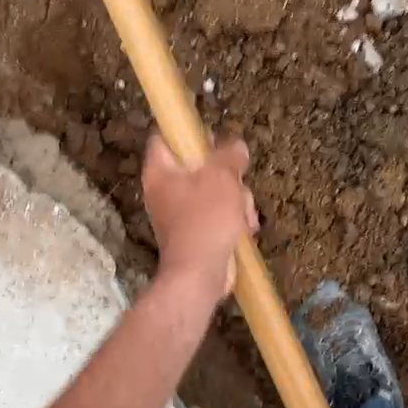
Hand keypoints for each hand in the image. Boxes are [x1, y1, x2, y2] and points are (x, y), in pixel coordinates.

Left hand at [142, 134, 258, 297]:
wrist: (199, 275)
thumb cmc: (205, 220)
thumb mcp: (222, 179)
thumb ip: (229, 157)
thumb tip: (236, 147)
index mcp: (160, 172)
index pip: (164, 138)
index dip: (186, 132)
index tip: (210, 135)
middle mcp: (165, 191)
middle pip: (197, 166)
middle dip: (226, 174)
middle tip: (237, 179)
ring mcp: (180, 214)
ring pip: (214, 191)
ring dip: (237, 199)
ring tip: (244, 213)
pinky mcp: (196, 233)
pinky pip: (218, 214)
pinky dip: (233, 219)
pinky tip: (246, 228)